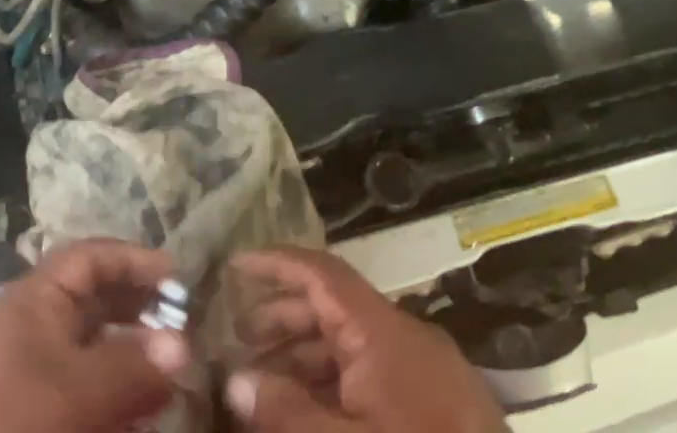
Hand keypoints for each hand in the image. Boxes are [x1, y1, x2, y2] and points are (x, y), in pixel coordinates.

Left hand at [0, 239, 189, 432]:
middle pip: (91, 303)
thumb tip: (183, 344)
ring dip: (128, 360)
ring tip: (168, 378)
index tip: (178, 276)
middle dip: (138, 312)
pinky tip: (135, 416)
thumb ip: (133, 365)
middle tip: (182, 330)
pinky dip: (107, 395)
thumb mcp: (77, 390)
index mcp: (33, 300)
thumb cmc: (12, 417)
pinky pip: (73, 389)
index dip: (134, 260)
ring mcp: (21, 371)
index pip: (88, 258)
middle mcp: (27, 326)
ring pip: (86, 350)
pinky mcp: (21, 409)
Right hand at [226, 247, 508, 432]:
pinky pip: (377, 377)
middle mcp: (409, 339)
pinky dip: (337, 385)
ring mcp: (430, 374)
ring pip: (355, 346)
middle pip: (335, 308)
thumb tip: (237, 380)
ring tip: (264, 383)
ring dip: (306, 357)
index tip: (234, 266)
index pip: (322, 274)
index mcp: (385, 332)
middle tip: (236, 339)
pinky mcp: (442, 409)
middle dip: (282, 318)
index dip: (275, 263)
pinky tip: (310, 413)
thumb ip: (285, 411)